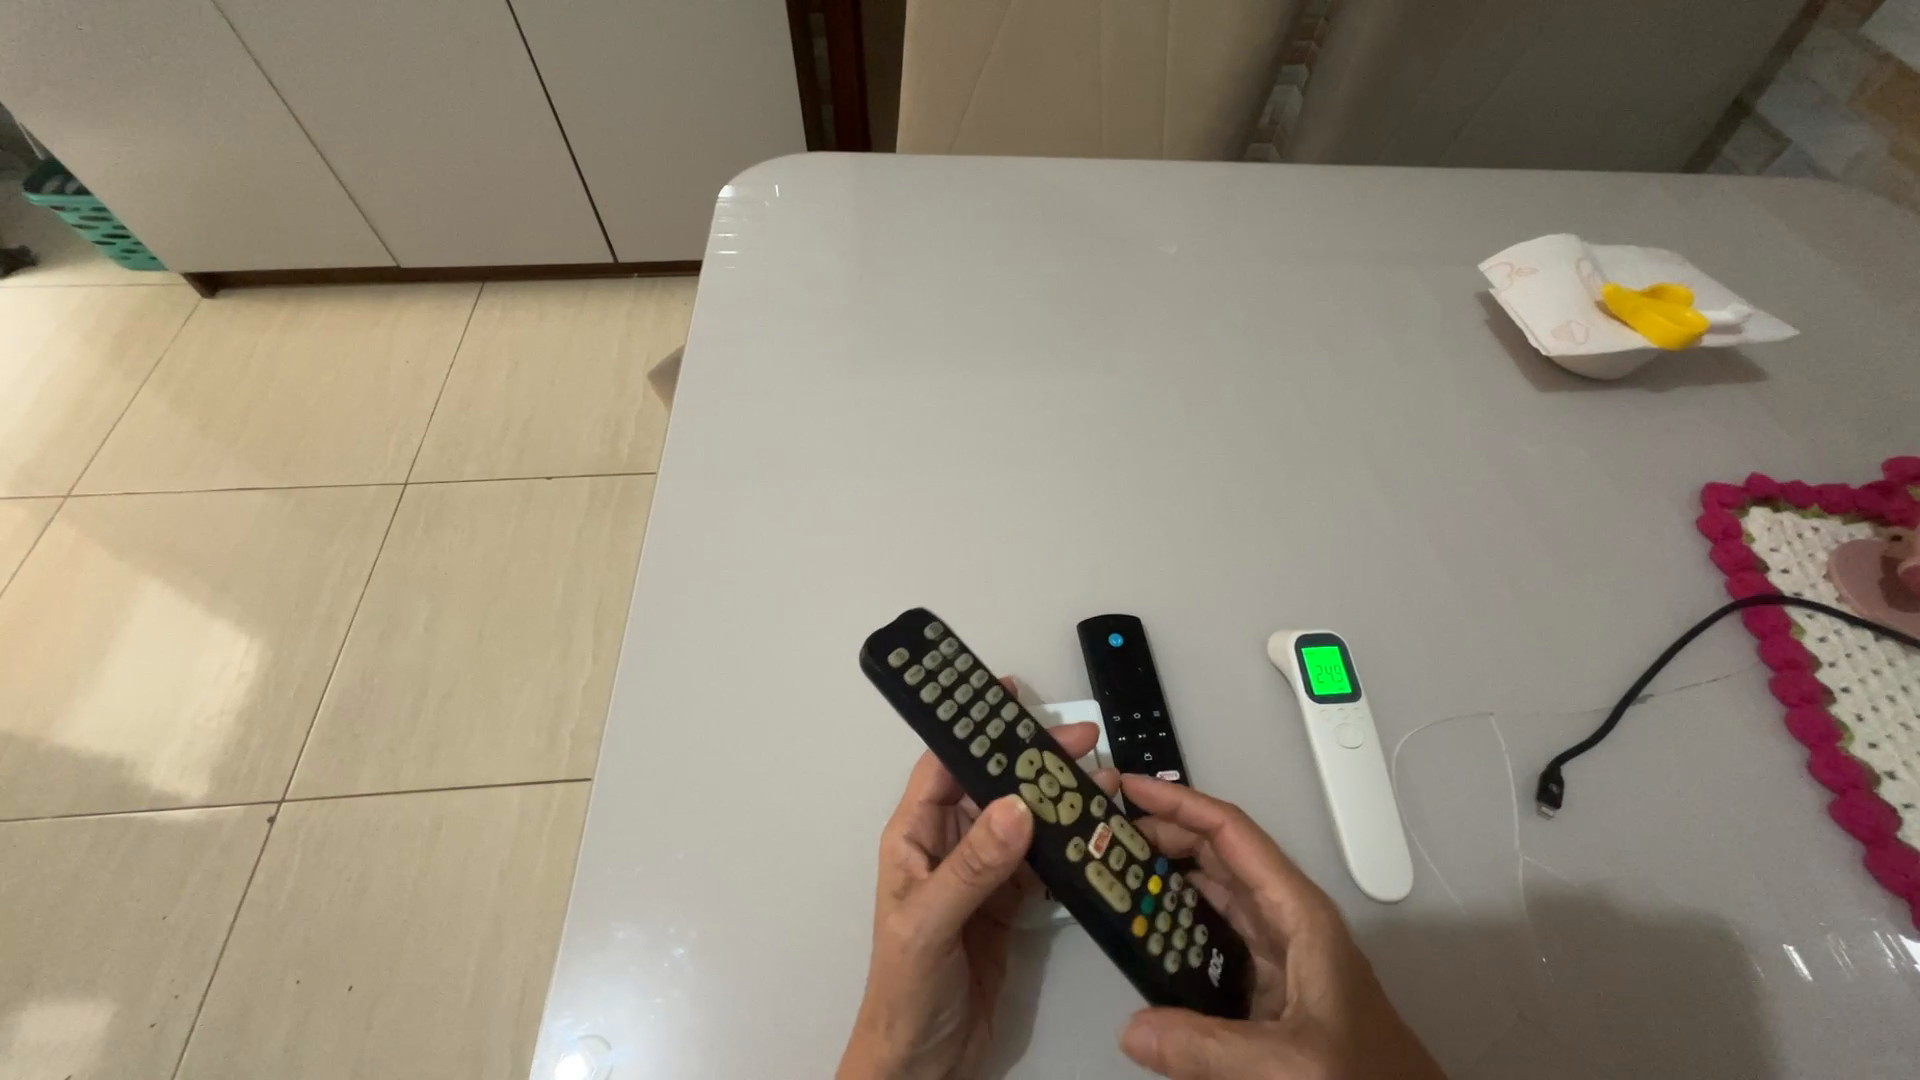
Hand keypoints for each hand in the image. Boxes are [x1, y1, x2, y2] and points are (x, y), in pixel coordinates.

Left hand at [838, 705, 1117, 1079]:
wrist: (924, 1061)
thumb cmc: (905, 988)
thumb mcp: (930, 921)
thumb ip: (972, 865)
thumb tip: (1016, 805)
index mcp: (915, 834)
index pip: (944, 765)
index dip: (974, 728)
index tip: (1007, 697)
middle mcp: (948, 842)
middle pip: (993, 784)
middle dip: (1031, 759)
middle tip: (1078, 738)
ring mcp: (982, 870)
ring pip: (1022, 817)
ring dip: (1056, 798)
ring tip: (1097, 778)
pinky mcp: (1009, 899)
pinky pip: (1040, 858)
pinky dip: (1066, 842)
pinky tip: (1091, 829)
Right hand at [1114, 775, 1442, 1078]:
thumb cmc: (1363, 1079)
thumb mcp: (1287, 1069)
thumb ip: (1206, 1049)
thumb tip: (1130, 1030)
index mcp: (1297, 912)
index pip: (1231, 833)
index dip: (1180, 804)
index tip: (1130, 788)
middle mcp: (1286, 918)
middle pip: (1218, 854)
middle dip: (1164, 835)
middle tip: (1108, 836)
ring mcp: (1277, 950)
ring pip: (1214, 891)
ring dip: (1168, 875)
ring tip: (1117, 873)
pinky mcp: (1268, 983)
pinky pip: (1213, 933)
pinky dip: (1177, 919)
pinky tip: (1146, 932)